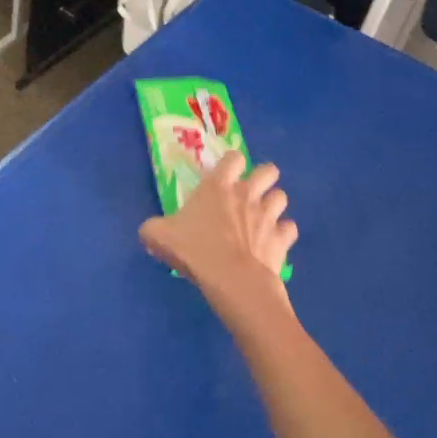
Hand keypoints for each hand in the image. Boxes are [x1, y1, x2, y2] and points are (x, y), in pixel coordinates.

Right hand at [140, 155, 297, 313]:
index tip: (228, 174)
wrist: (232, 280)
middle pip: (268, 171)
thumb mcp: (160, 237)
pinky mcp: (282, 239)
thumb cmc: (195, 250)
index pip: (234, 158)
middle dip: (264, 177)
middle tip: (252, 192)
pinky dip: (284, 233)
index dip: (233, 163)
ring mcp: (268, 215)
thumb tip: (147, 231)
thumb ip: (153, 229)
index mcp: (218, 186)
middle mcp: (247, 194)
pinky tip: (274, 242)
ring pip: (282, 197)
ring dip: (274, 204)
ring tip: (264, 216)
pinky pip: (289, 228)